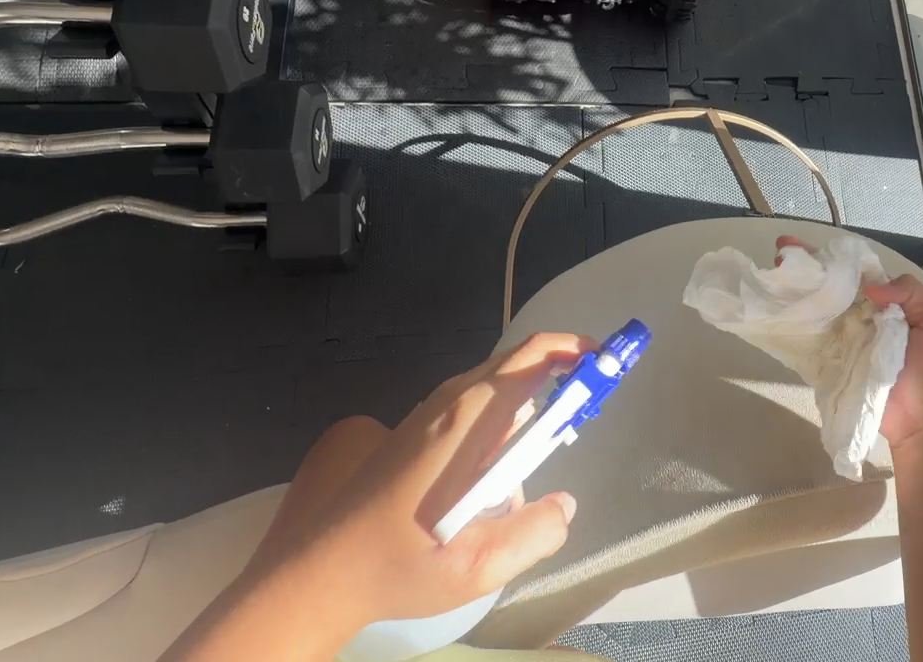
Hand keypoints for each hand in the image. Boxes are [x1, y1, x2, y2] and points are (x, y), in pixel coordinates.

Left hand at [262, 334, 592, 623]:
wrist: (314, 571)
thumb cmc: (395, 565)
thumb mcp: (475, 568)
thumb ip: (534, 535)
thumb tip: (565, 503)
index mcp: (467, 419)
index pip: (532, 357)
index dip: (576, 350)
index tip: (608, 364)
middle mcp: (450, 401)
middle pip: (520, 365)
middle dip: (562, 380)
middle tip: (581, 421)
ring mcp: (429, 410)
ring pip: (499, 386)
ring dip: (530, 407)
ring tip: (531, 465)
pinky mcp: (418, 426)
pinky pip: (477, 404)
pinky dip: (505, 421)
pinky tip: (494, 476)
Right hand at [774, 237, 922, 447]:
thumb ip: (910, 291)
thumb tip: (867, 287)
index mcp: (885, 304)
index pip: (854, 274)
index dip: (831, 258)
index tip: (806, 246)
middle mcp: (861, 318)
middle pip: (829, 288)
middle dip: (804, 269)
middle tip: (779, 256)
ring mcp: (844, 340)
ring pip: (816, 311)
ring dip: (793, 294)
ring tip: (772, 278)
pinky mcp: (832, 364)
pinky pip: (810, 343)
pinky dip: (792, 329)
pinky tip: (774, 313)